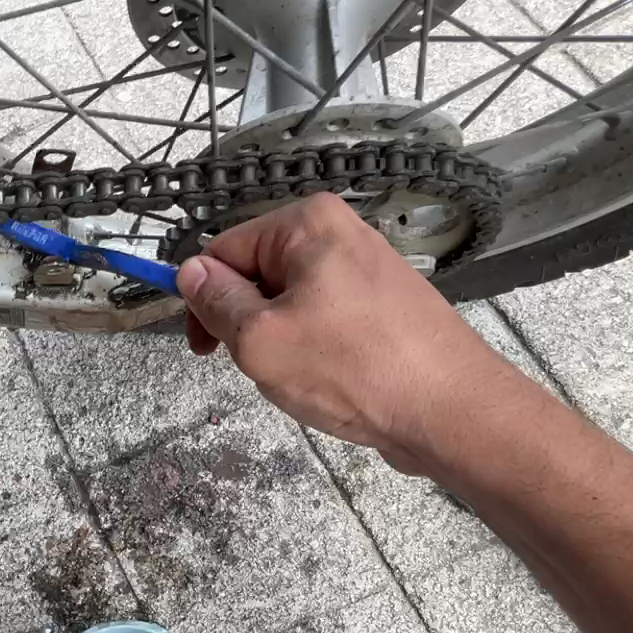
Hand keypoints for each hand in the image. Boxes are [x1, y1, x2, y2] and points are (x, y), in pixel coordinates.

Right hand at [177, 193, 524, 474]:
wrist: (446, 409)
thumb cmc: (348, 369)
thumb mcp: (259, 338)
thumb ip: (215, 301)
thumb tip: (187, 271)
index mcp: (306, 224)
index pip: (222, 251)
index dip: (203, 300)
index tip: (204, 349)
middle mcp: (338, 232)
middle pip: (254, 274)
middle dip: (243, 323)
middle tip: (257, 364)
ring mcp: (364, 267)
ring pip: (285, 302)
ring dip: (274, 341)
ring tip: (299, 374)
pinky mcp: (381, 303)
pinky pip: (320, 318)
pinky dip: (309, 348)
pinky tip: (326, 377)